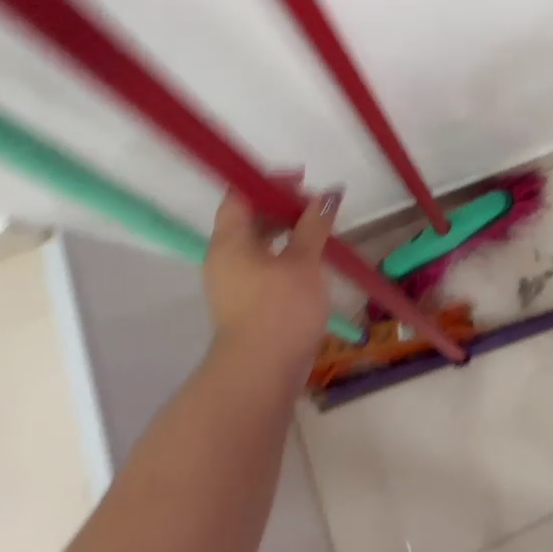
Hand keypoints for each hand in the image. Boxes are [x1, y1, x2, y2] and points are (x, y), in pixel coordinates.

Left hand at [201, 178, 335, 383]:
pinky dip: (287, 253)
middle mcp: (224, 257)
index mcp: (229, 241)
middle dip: (283, 206)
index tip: (302, 179)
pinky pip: (265, 264)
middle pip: (250, 218)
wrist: (261, 371)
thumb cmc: (279, 308)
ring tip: (322, 229)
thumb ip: (314, 224)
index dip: (269, 181)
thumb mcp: (302, 261)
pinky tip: (313, 259)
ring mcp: (234, 282)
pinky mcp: (247, 302)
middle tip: (318, 205)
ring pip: (259, 243)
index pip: (240, 195)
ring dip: (288, 230)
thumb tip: (329, 194)